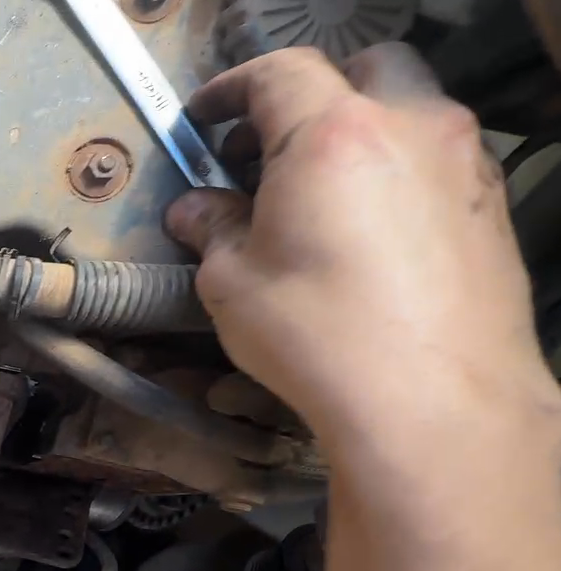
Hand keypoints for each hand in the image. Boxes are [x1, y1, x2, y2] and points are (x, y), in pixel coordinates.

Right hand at [166, 44, 558, 462]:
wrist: (428, 388)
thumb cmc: (310, 327)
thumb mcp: (229, 281)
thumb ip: (211, 229)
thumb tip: (196, 208)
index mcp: (332, 136)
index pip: (280, 74)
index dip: (230, 87)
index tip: (199, 116)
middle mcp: (410, 124)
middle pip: (363, 68)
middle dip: (306, 94)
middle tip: (257, 148)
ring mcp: (463, 157)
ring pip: (407, 106)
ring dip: (351, 128)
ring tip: (305, 188)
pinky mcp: (490, 196)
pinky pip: (431, 153)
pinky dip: (386, 163)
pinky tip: (355, 221)